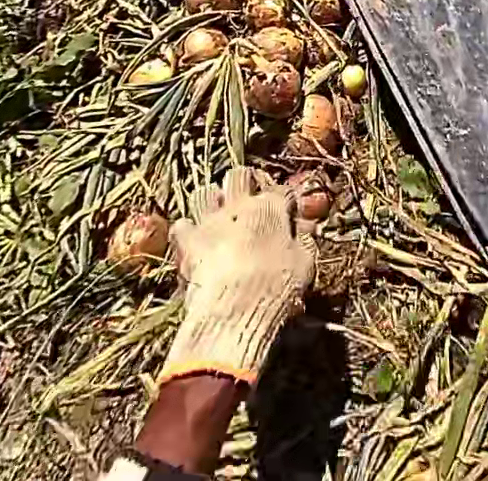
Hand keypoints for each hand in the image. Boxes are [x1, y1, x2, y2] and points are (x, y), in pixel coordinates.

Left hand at [158, 167, 315, 385]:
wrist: (234, 311)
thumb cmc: (277, 285)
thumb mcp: (306, 262)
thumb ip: (305, 240)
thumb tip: (305, 231)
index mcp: (271, 207)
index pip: (281, 189)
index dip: (285, 200)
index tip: (288, 213)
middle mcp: (240, 206)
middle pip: (239, 175)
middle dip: (245, 182)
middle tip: (250, 199)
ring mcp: (209, 222)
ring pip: (205, 192)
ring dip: (213, 201)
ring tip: (219, 215)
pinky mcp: (186, 243)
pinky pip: (182, 226)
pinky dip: (188, 230)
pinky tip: (194, 239)